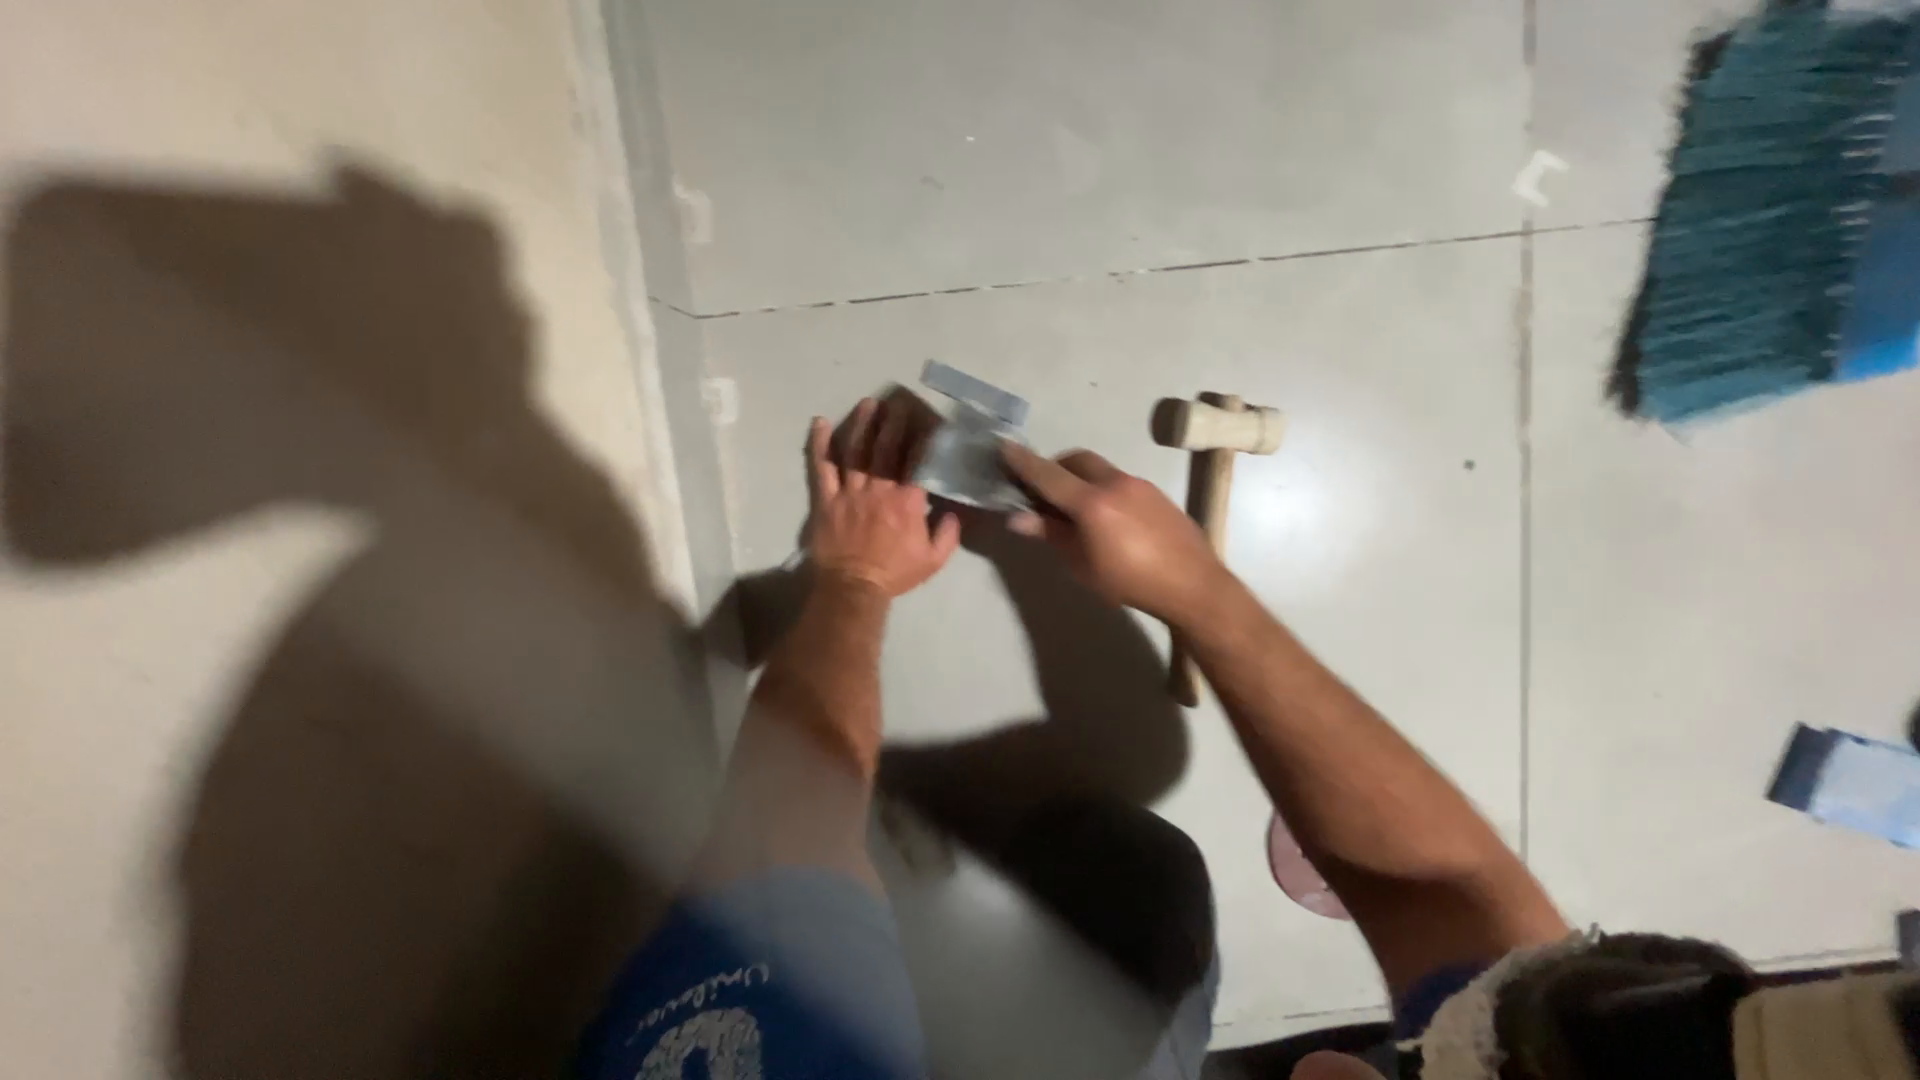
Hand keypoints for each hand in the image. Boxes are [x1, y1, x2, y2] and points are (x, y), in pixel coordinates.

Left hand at [806, 398, 961, 596]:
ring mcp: (849, 492)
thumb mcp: (933, 560)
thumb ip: (947, 534)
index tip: (928, 423)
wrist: (853, 588)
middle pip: (886, 447)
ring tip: (868, 404)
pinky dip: (820, 444)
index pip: (917, 462)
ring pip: (856, 450)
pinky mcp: (826, 499)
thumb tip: (952, 513)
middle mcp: (878, 489)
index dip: (923, 440)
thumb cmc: (894, 574)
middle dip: (893, 422)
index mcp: (906, 501)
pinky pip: (822, 467)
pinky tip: (820, 423)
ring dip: (862, 424)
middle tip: (897, 401)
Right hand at [1000, 442, 1226, 624]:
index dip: (1022, 462)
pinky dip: (1101, 488)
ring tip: (1073, 508)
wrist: (1193, 584)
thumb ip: (1051, 534)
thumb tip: (1017, 517)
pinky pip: (1118, 481)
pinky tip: (1106, 517)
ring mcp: (1139, 484)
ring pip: (1099, 469)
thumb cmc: (1130, 582)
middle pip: (1075, 460)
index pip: (1047, 474)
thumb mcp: (1082, 564)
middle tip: (1041, 491)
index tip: (1003, 448)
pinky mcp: (1155, 492)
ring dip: (1079, 478)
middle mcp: (1115, 482)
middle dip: (1054, 467)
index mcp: (1092, 502)